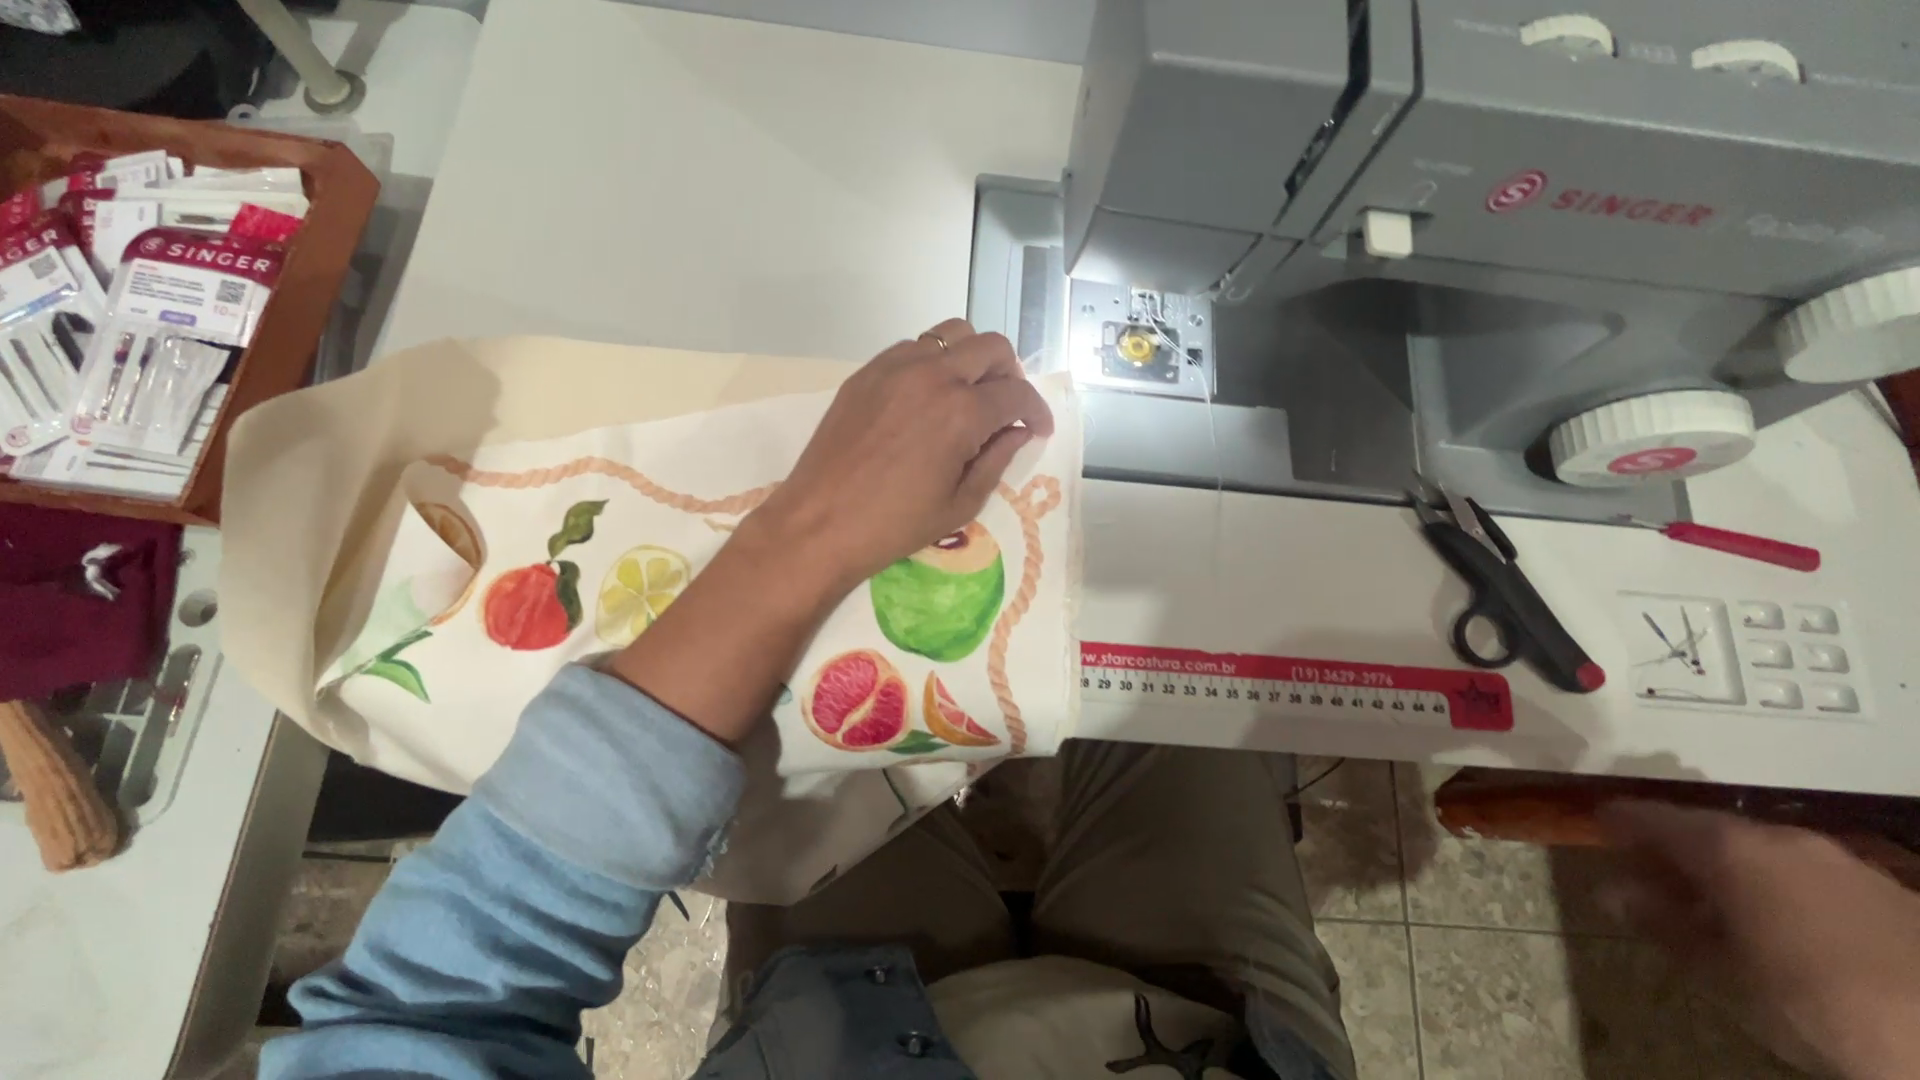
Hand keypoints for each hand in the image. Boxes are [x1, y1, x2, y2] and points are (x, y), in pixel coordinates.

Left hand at [746, 318, 1053, 596]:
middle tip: (1008, 407)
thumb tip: (1019, 432)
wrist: (820, 523)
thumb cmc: (895, 525)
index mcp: (962, 412)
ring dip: (972, 358)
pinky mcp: (867, 372)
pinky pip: (913, 347)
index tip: (1038, 429)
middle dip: (1011, 374)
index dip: (1037, 411)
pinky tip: (928, 395)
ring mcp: (895, 367)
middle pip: (991, 346)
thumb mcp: (960, 503)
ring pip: (951, 334)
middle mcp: (933, 376)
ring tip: (970, 392)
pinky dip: (933, 361)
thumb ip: (998, 459)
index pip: (1017, 394)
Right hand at [1600, 801, 1919, 1078]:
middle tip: (1645, 872)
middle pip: (1707, 829)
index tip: (1594, 826)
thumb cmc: (1812, 1000)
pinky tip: (1773, 919)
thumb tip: (1611, 891)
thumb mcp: (1720, 972)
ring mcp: (1838, 859)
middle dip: (1673, 847)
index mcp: (1728, 846)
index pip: (1651, 817)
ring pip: (1758, 849)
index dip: (1618, 821)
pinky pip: (1803, 871)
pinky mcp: (1885, 888)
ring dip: (1725, 866)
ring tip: (1707, 900)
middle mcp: (1779, 836)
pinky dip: (1771, 882)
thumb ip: (1660, 923)